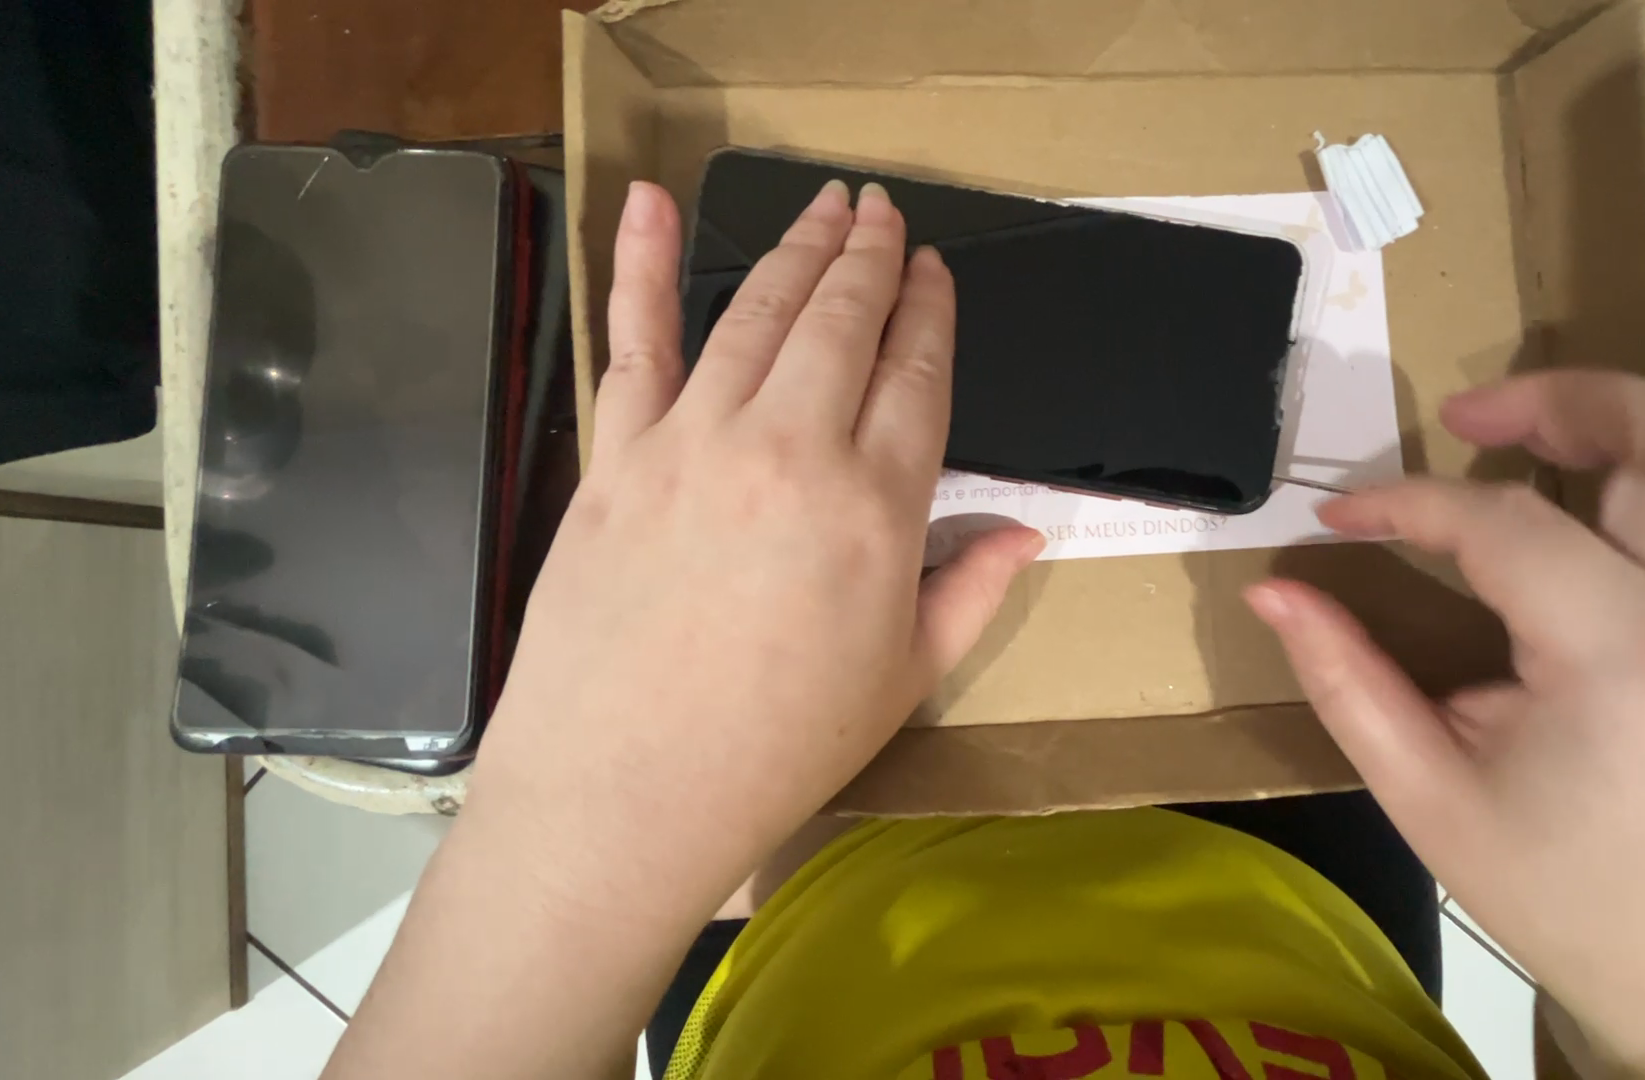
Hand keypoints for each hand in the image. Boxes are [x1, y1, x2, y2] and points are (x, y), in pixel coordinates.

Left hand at [469, 179, 1041, 908]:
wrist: (627, 793)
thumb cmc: (784, 746)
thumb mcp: (907, 675)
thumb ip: (973, 588)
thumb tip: (1027, 529)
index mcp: (876, 506)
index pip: (918, 376)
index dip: (932, 314)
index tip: (937, 270)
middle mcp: (790, 448)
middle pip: (843, 322)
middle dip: (872, 257)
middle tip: (884, 210)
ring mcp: (694, 441)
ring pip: (759, 314)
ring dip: (798, 251)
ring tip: (824, 206)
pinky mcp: (618, 455)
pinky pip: (635, 341)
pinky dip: (643, 265)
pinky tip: (652, 202)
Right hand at [1247, 362, 1644, 1074]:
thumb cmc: (1557, 893)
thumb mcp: (1419, 791)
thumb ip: (1341, 677)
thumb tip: (1270, 592)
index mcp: (1622, 658)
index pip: (1501, 526)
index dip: (1404, 504)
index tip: (1338, 514)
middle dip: (1553, 402)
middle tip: (1462, 416)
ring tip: (1563, 418)